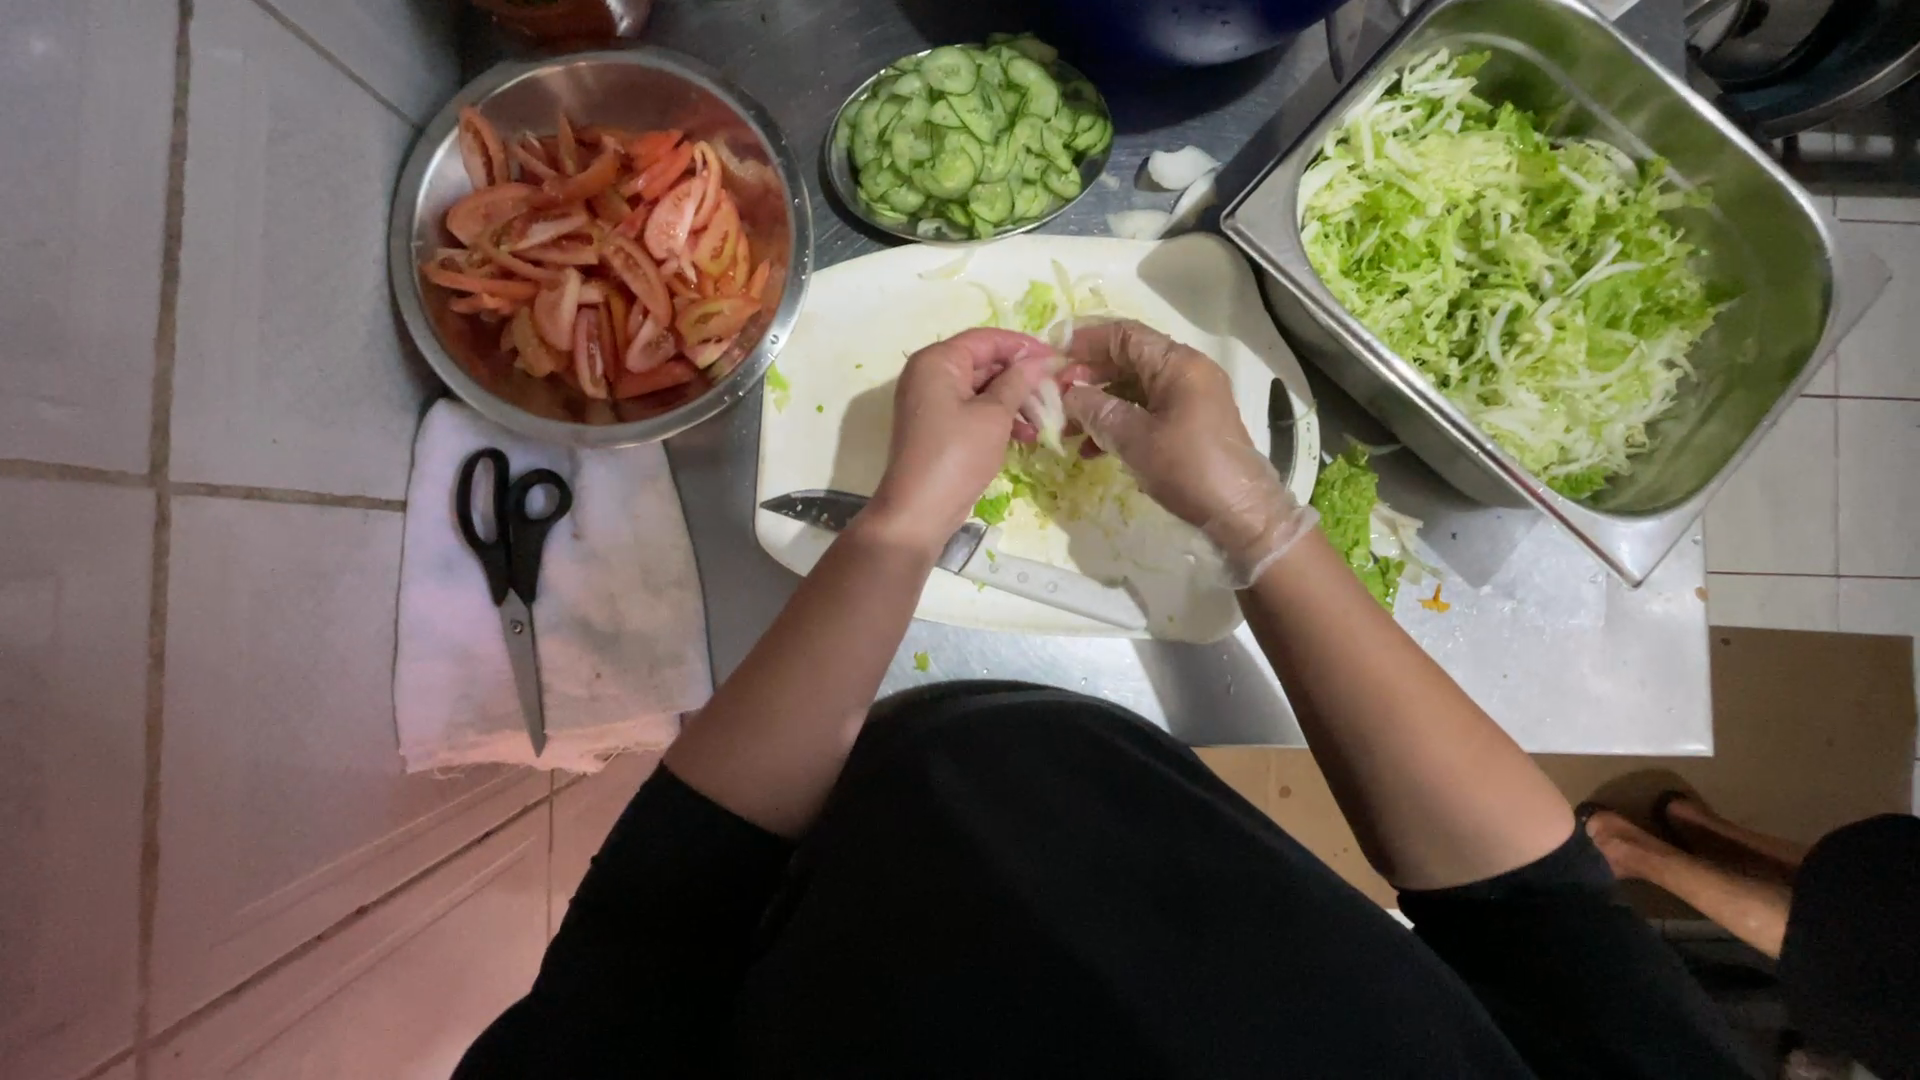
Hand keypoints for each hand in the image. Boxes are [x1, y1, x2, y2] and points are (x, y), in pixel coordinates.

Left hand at [865, 327, 1055, 550]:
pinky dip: (998, 420)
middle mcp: (929, 375)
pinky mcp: (938, 429)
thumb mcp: (994, 416)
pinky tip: (1025, 438)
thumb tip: (1039, 361)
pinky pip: (972, 412)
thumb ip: (1017, 382)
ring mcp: (931, 403)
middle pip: (983, 363)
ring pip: (981, 390)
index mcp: (937, 361)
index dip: (1023, 346)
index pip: (986, 339)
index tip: (1056, 358)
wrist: (919, 511)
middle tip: (1056, 391)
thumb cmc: (956, 456)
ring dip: (1014, 402)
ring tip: (1044, 420)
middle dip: (1020, 377)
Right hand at [1061, 320, 1317, 585]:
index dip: (1085, 341)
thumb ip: (1096, 410)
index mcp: (1177, 364)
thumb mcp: (1134, 438)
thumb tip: (1068, 394)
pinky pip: (1145, 413)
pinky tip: (1092, 449)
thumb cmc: (1187, 467)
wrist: (1239, 512)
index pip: (1124, 335)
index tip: (1051, 357)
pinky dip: (1118, 424)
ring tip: (1068, 429)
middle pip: (1126, 360)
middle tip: (1054, 397)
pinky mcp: (1189, 425)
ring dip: (1098, 405)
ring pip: (1132, 390)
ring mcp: (1189, 399)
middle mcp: (1185, 373)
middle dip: (1087, 376)